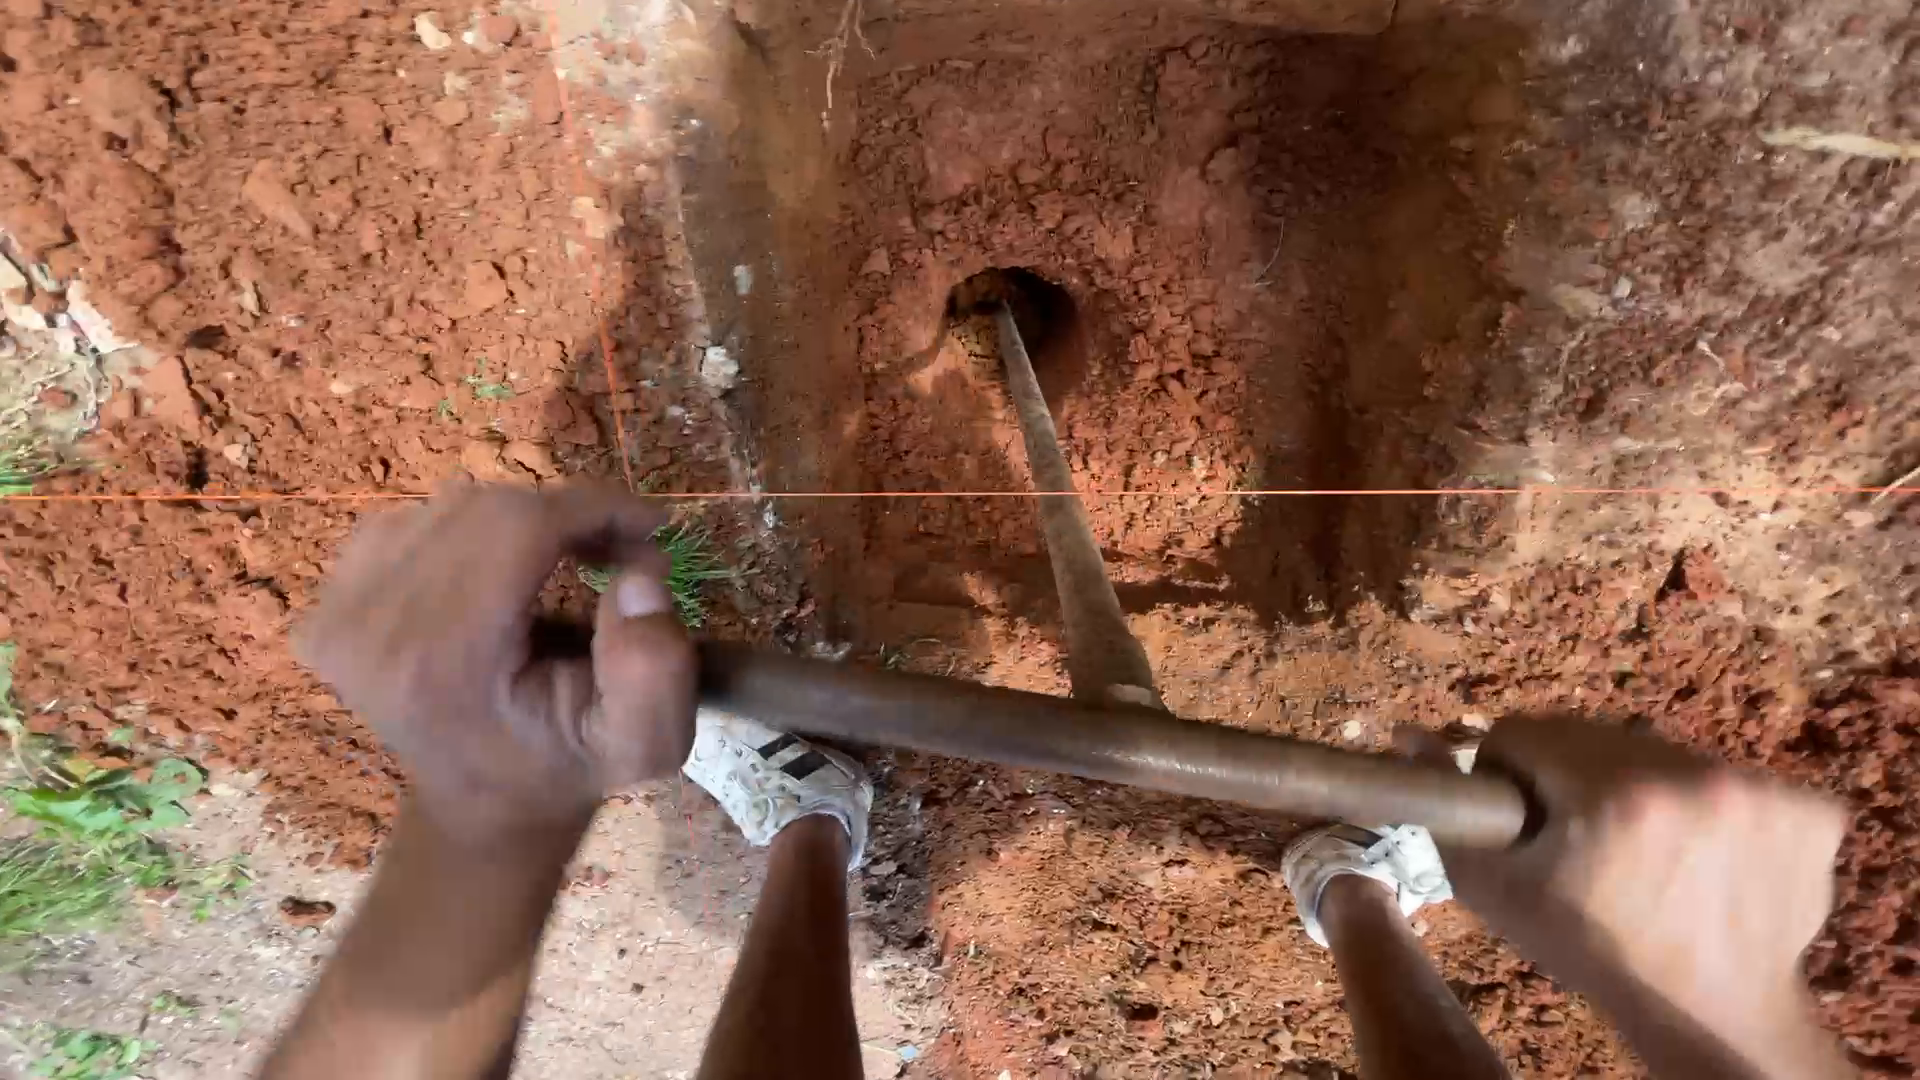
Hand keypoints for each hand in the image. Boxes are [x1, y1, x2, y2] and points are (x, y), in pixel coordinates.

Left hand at [296, 483, 696, 840]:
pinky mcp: (328, 604)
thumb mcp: (646, 740)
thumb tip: (640, 574)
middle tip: (629, 550)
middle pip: (489, 508)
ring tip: (584, 557)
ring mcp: (335, 612)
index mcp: (443, 659)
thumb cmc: (572, 769)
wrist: (489, 805)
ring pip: (457, 506)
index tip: (655, 526)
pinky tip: (516, 566)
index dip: (595, 507)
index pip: (517, 525)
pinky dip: (484, 529)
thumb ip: (656, 665)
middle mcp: (368, 626)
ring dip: (535, 519)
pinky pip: (418, 521)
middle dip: (574, 513)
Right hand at [1406, 716, 1848, 1078]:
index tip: (1523, 815)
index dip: (1507, 772)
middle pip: (1585, 734)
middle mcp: (1690, 776)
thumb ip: (1442, 804)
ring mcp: (1758, 790)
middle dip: (1565, 770)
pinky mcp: (1807, 808)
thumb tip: (1405, 732)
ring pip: (1647, 748)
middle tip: (1572, 828)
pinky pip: (1716, 770)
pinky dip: (1695, 797)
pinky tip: (1688, 844)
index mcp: (1611, 792)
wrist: (1712, 1012)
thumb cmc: (1585, 945)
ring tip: (1629, 837)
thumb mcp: (1490, 881)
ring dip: (1626, 779)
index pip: (1522, 733)